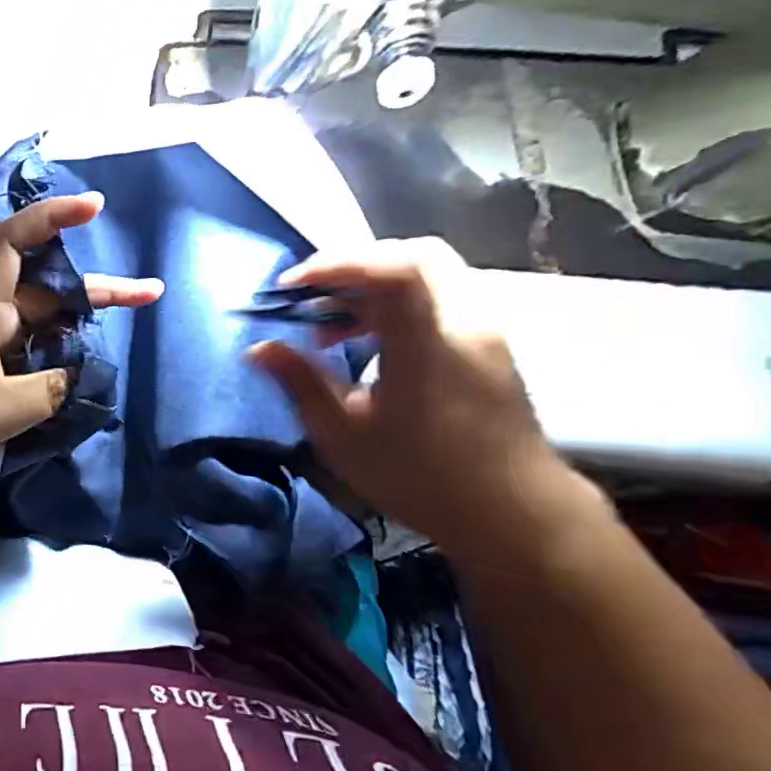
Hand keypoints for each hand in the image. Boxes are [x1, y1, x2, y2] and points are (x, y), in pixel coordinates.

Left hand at [0, 193, 162, 491]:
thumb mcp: (1, 411)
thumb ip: (51, 389)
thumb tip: (82, 375)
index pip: (13, 243)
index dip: (52, 218)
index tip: (95, 207)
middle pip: (46, 286)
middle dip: (97, 287)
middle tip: (149, 295)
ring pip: (42, 319)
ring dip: (83, 320)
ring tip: (130, 324)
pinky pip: (31, 347)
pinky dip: (61, 350)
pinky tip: (87, 361)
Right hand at [247, 238, 599, 553]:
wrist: (511, 513)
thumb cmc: (420, 477)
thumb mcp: (344, 436)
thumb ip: (301, 383)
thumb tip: (258, 349)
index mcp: (428, 343)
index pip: (393, 268)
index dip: (338, 263)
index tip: (292, 286)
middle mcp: (465, 323)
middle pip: (415, 256)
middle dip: (355, 267)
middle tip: (312, 297)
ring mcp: (485, 332)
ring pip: (430, 276)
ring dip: (375, 287)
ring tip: (331, 327)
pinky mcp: (489, 347)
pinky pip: (441, 300)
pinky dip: (399, 305)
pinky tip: (370, 344)